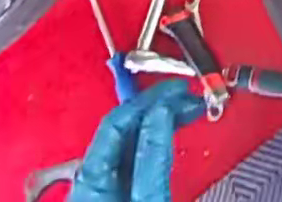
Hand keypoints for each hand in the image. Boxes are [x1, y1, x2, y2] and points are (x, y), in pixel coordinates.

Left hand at [69, 79, 204, 201]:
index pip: (116, 126)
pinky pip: (131, 162)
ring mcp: (100, 196)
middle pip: (119, 132)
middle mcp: (90, 187)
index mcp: (91, 184)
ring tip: (190, 111)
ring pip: (126, 144)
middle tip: (191, 98)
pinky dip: (155, 142)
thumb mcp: (147, 201)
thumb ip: (153, 159)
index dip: (150, 102)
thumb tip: (163, 111)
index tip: (182, 90)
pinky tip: (172, 137)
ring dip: (159, 121)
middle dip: (157, 107)